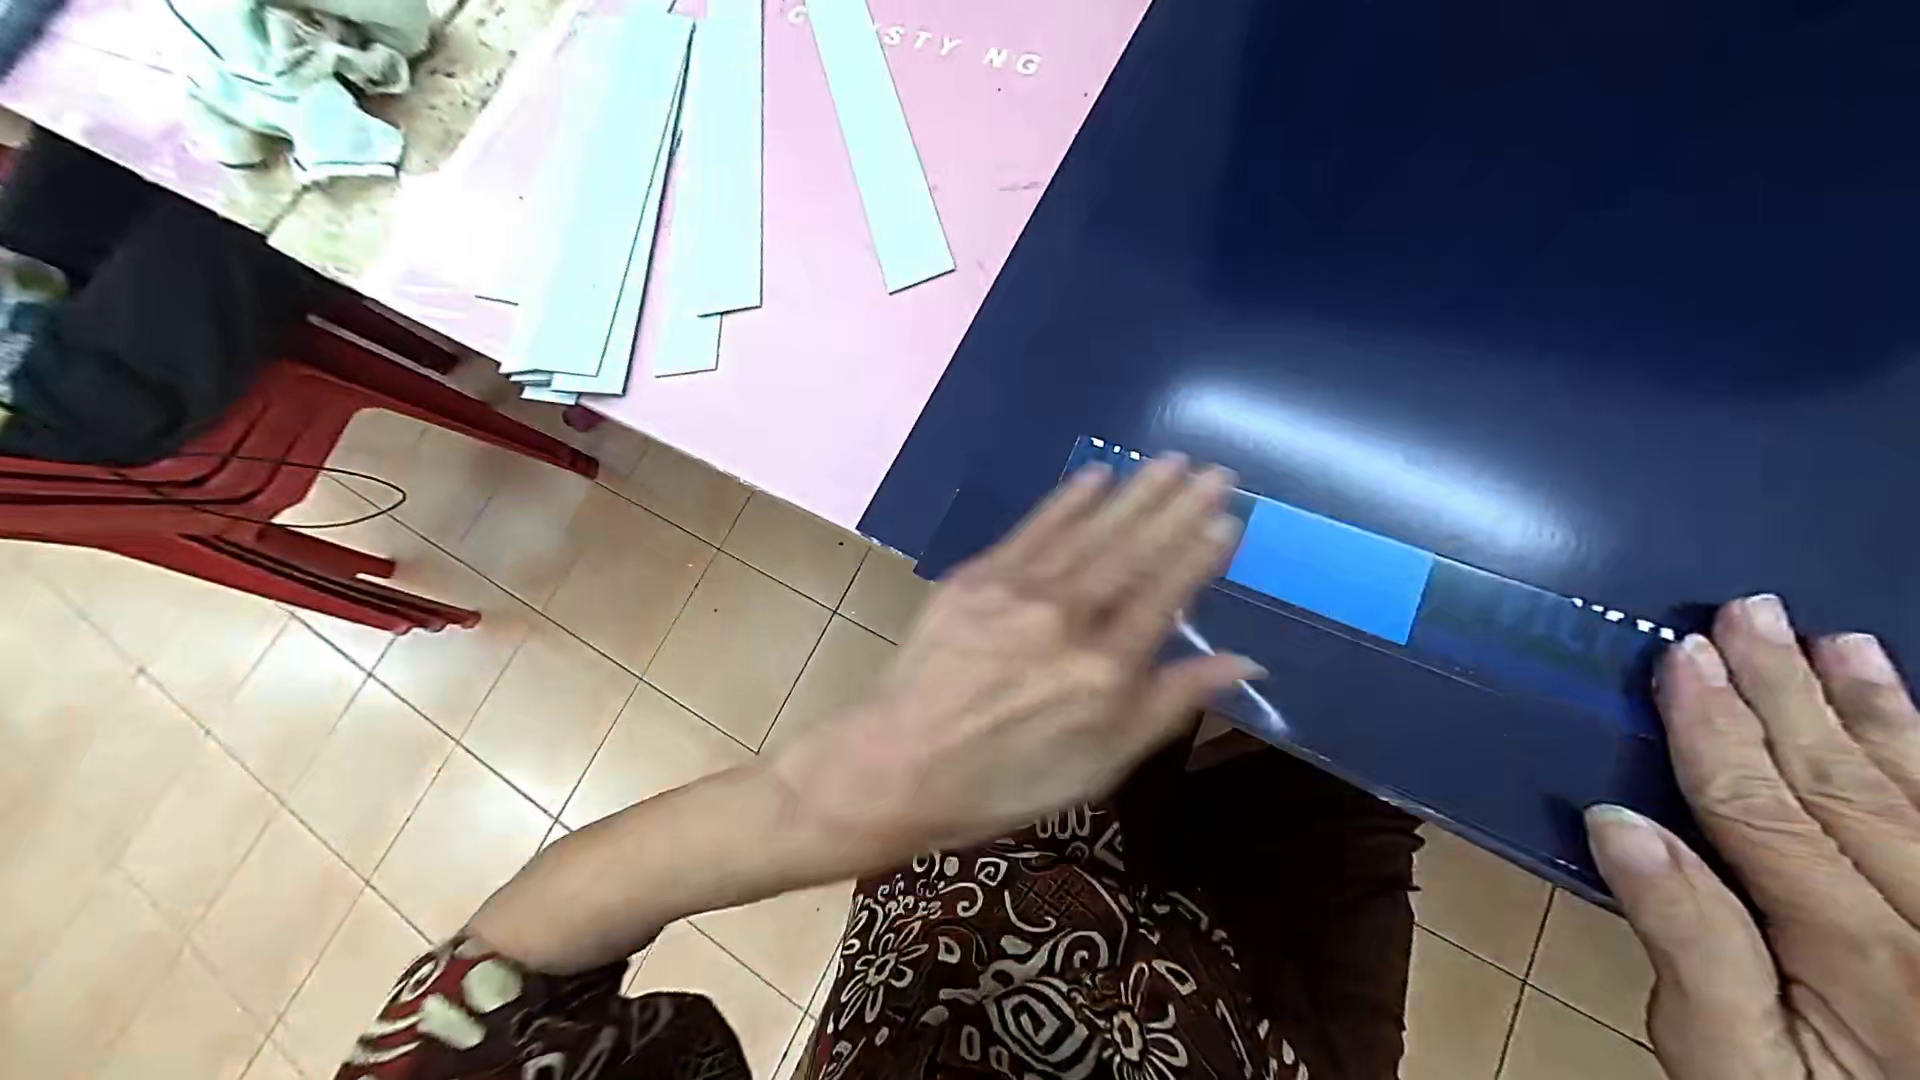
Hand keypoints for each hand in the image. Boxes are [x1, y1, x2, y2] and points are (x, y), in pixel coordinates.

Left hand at [766, 456, 1261, 871]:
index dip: (1199, 555)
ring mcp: (1016, 591)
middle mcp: (1066, 618)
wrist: (900, 762)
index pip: (1165, 595)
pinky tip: (1094, 477)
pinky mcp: (974, 578)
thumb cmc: (1005, 780)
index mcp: (1104, 669)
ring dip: (1132, 494)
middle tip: (1213, 470)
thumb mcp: (1100, 763)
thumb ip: (1169, 704)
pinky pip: (1031, 530)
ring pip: (1088, 533)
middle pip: (1132, 552)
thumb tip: (1243, 662)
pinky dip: (1065, 502)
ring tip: (1168, 461)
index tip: (1227, 518)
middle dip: (1176, 507)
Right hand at [1585, 595, 1919, 1079]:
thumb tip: (1615, 822)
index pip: (1760, 806)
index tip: (1678, 653)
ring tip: (1838, 643)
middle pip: (1848, 785)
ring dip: (1877, 711)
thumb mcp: (1723, 1059)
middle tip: (1751, 613)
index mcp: (1860, 958)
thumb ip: (1683, 939)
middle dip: (1787, 691)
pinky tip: (1916, 720)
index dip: (1712, 724)